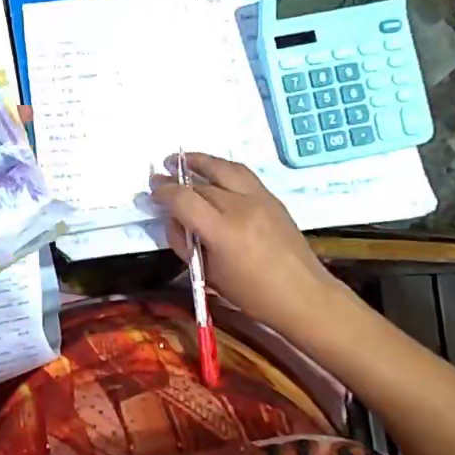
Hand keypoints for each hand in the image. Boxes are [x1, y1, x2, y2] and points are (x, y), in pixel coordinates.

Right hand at [150, 153, 347, 334]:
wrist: (302, 294)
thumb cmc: (253, 295)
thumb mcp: (210, 275)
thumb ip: (186, 244)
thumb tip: (174, 220)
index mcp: (223, 231)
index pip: (184, 199)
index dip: (163, 192)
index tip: (152, 193)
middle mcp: (241, 207)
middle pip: (201, 184)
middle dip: (176, 179)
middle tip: (159, 178)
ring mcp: (259, 199)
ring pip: (225, 168)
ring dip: (201, 161)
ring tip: (182, 159)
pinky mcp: (272, 198)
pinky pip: (243, 174)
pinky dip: (223, 169)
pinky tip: (213, 171)